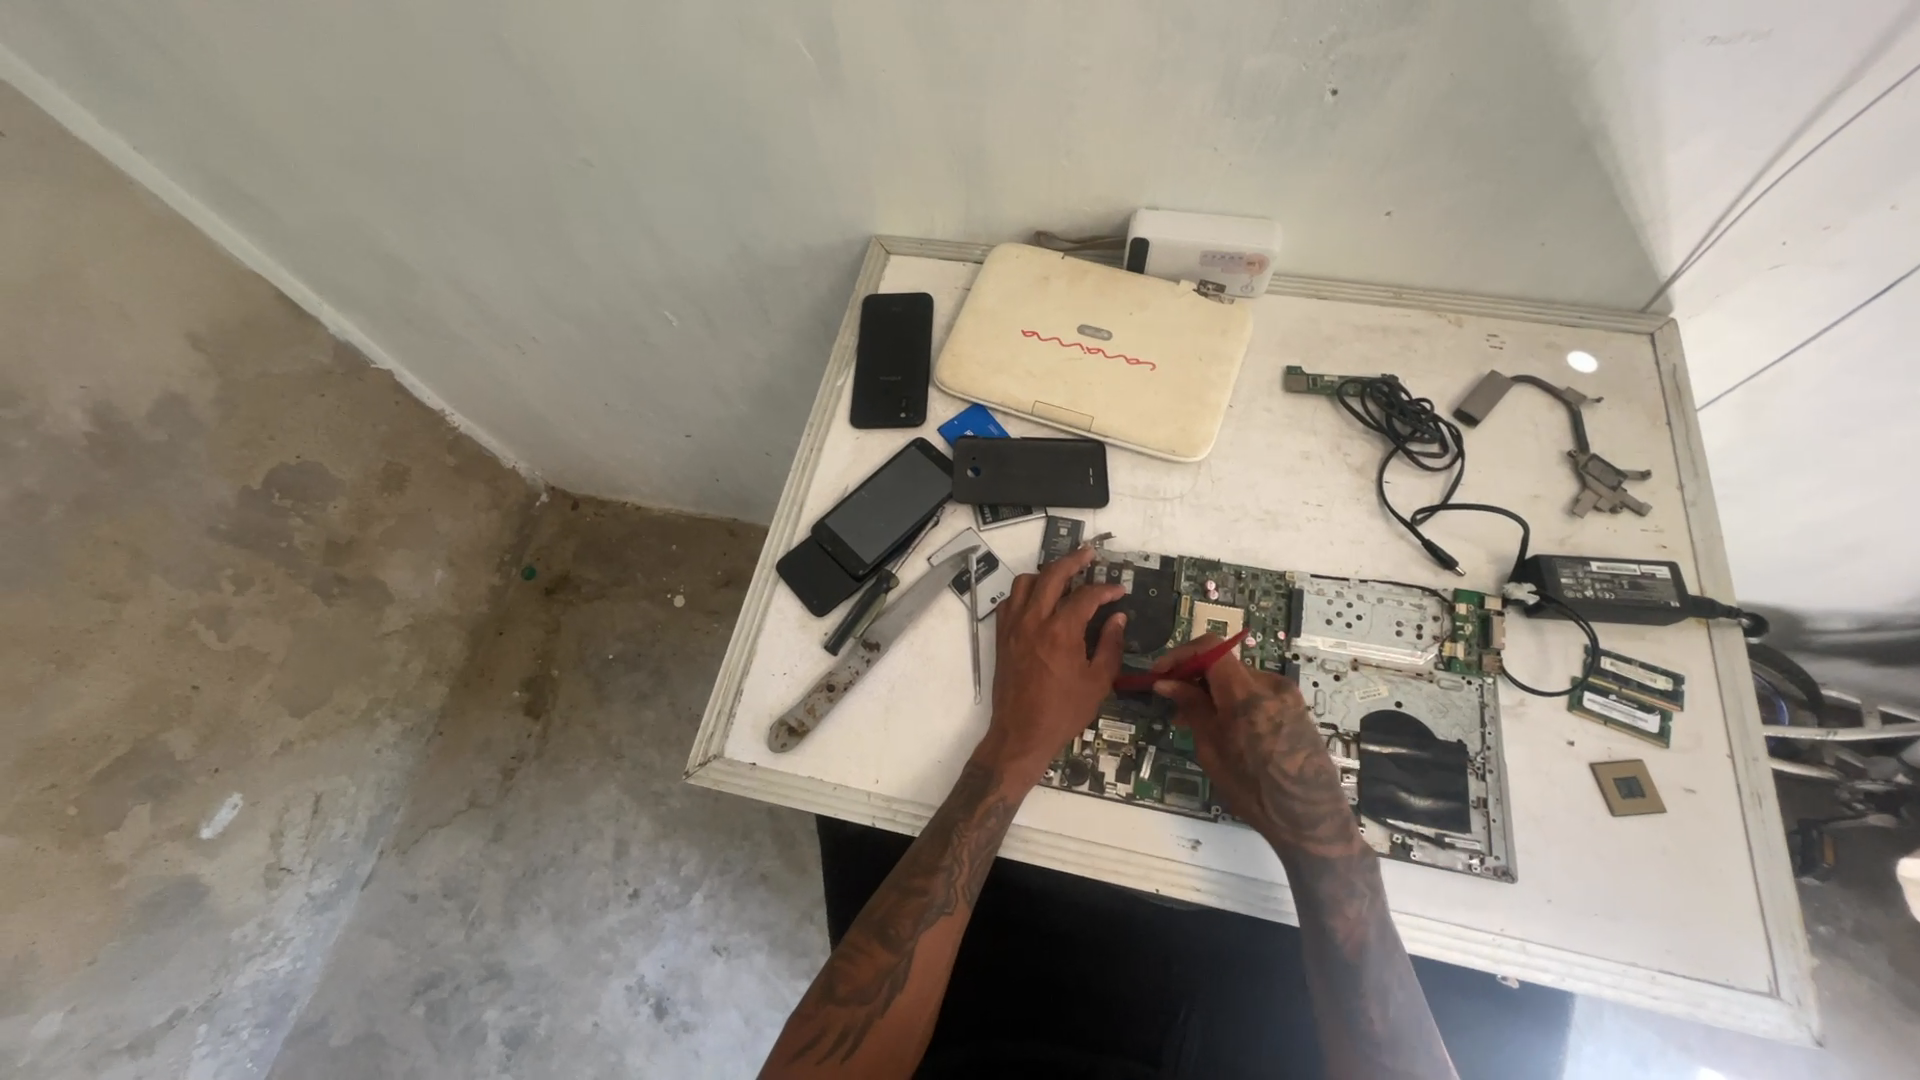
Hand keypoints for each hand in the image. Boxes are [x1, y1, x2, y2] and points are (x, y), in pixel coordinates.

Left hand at [976, 545, 1126, 784]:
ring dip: (1045, 574)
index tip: (1119, 591)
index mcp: (1061, 631)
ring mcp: (1013, 626)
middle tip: (1090, 554)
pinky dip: (1024, 594)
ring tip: (1063, 577)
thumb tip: (1117, 618)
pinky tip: (1038, 601)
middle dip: (1074, 560)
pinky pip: (1010, 602)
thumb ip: (1109, 645)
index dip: (1106, 590)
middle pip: (1052, 575)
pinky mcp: (1002, 636)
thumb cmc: (1063, 711)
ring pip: (1025, 583)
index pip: (1086, 596)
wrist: (1021, 733)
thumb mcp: (1098, 682)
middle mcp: (1034, 621)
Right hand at [1150, 637, 1360, 860]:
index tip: (1161, 674)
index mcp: (1245, 693)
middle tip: (1173, 703)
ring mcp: (1287, 695)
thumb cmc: (1253, 788)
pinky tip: (1225, 726)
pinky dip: (1234, 700)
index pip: (1209, 647)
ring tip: (1196, 720)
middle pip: (1223, 663)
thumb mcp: (1212, 748)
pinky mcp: (1296, 707)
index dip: (1180, 654)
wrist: (1310, 817)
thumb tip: (1166, 683)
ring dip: (1213, 690)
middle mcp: (1269, 684)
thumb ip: (1191, 708)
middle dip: (1194, 676)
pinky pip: (1256, 693)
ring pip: (1239, 679)